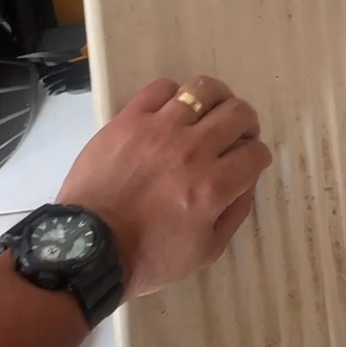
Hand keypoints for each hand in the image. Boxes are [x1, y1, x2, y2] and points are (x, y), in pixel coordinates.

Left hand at [56, 75, 271, 296]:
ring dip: (217, 101)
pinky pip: (161, 88)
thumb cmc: (147, 257)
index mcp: (213, 187)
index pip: (255, 153)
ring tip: (209, 114)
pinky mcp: (129, 120)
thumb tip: (247, 181)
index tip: (248, 163)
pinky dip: (174, 95)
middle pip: (238, 113)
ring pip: (204, 90)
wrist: (87, 248)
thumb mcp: (205, 251)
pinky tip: (172, 112)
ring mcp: (158, 130)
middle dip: (246, 125)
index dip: (258, 157)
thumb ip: (234, 214)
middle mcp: (192, 151)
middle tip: (235, 136)